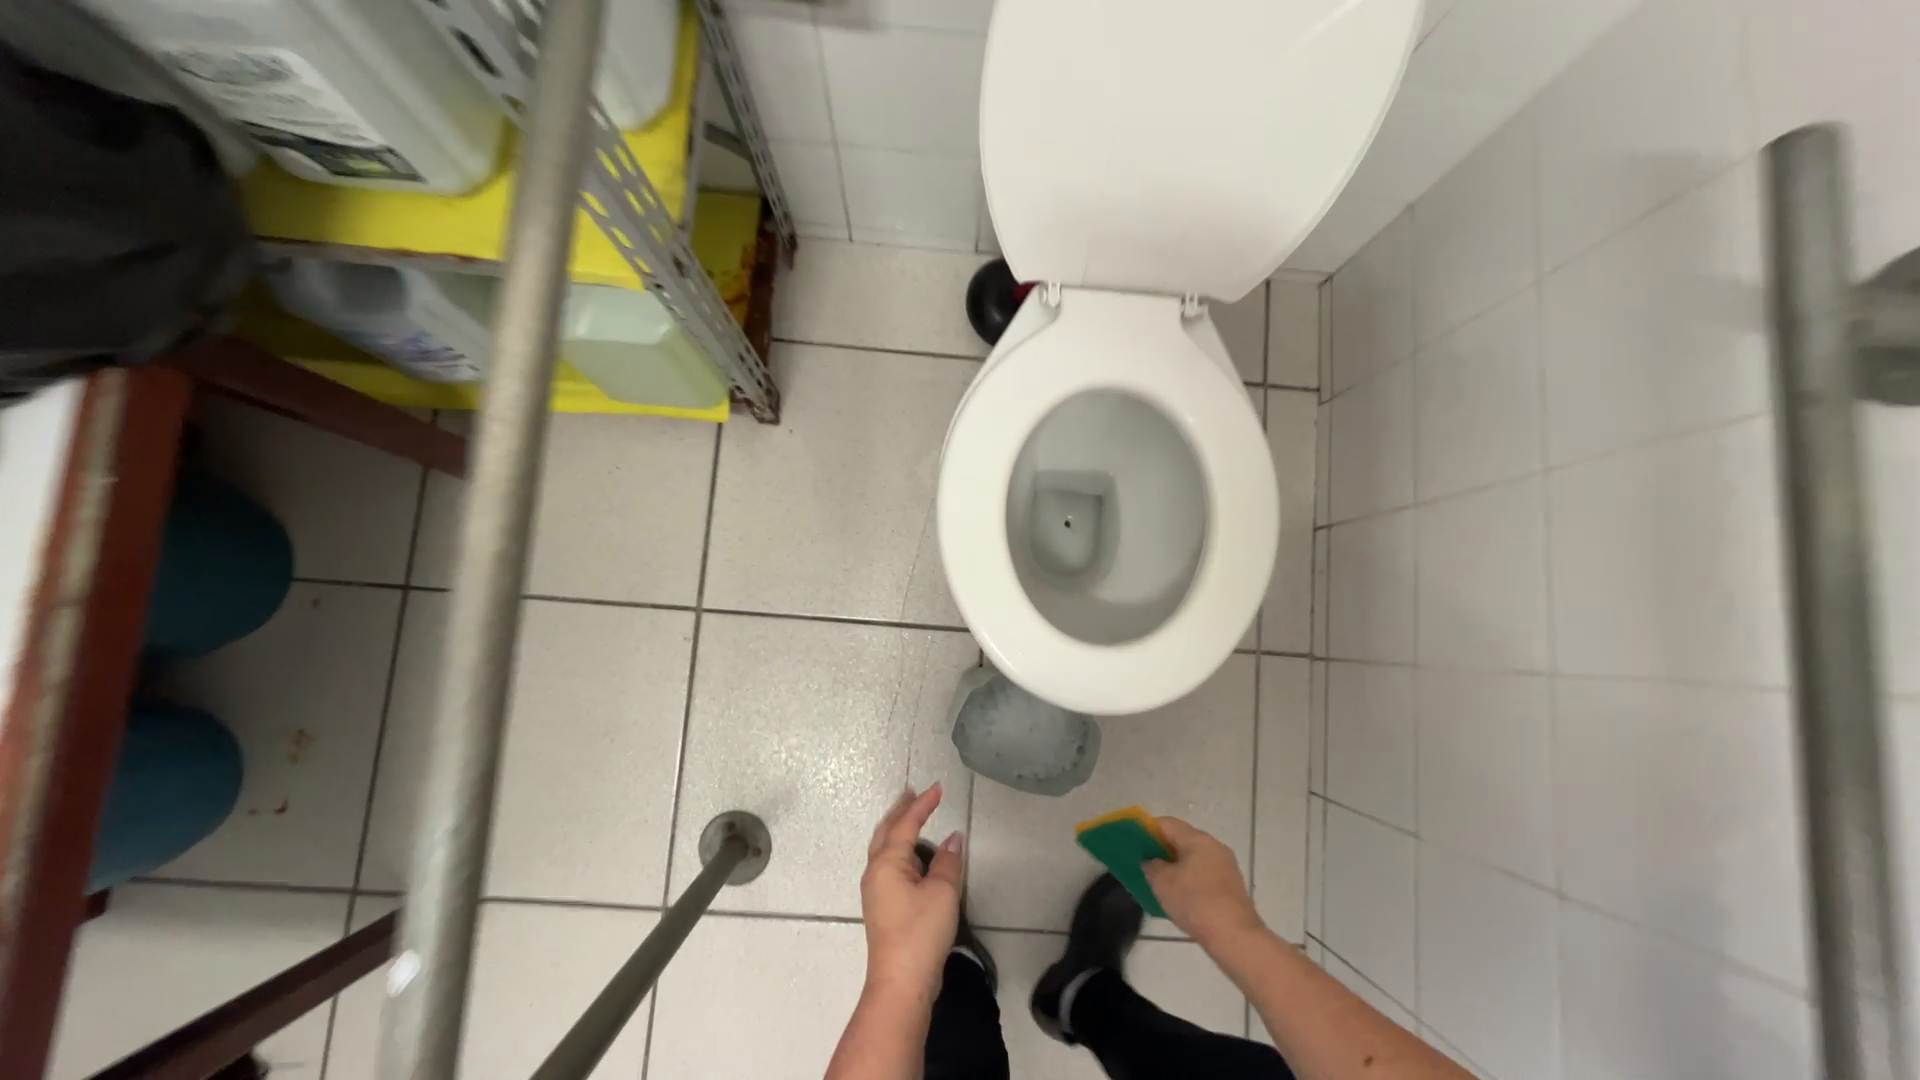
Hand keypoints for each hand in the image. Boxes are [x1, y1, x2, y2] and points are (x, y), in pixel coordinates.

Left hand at [859, 784, 962, 1001]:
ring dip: (897, 829)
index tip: (938, 788)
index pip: (906, 824)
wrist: (901, 982)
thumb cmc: (920, 932)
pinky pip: (888, 864)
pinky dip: (899, 848)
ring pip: (884, 848)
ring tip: (912, 816)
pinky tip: (911, 855)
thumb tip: (953, 838)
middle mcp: (875, 871)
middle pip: (886, 831)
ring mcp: (876, 890)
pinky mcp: (882, 906)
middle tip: (912, 792)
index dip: (923, 804)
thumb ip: (948, 861)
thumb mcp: (942, 893)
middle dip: (900, 810)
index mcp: (887, 862)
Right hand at [1143, 817, 1265, 949]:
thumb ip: (1151, 865)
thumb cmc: (1195, 902)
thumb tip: (1150, 861)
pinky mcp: (1231, 887)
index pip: (1167, 824)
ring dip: (1175, 866)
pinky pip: (1203, 874)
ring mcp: (1226, 867)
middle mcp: (1215, 847)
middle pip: (1182, 839)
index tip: (1132, 843)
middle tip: (1143, 863)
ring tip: (1158, 881)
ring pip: (1193, 858)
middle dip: (1161, 849)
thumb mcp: (1162, 883)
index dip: (1147, 830)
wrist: (1234, 937)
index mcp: (1198, 840)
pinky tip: (1178, 895)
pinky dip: (1188, 878)